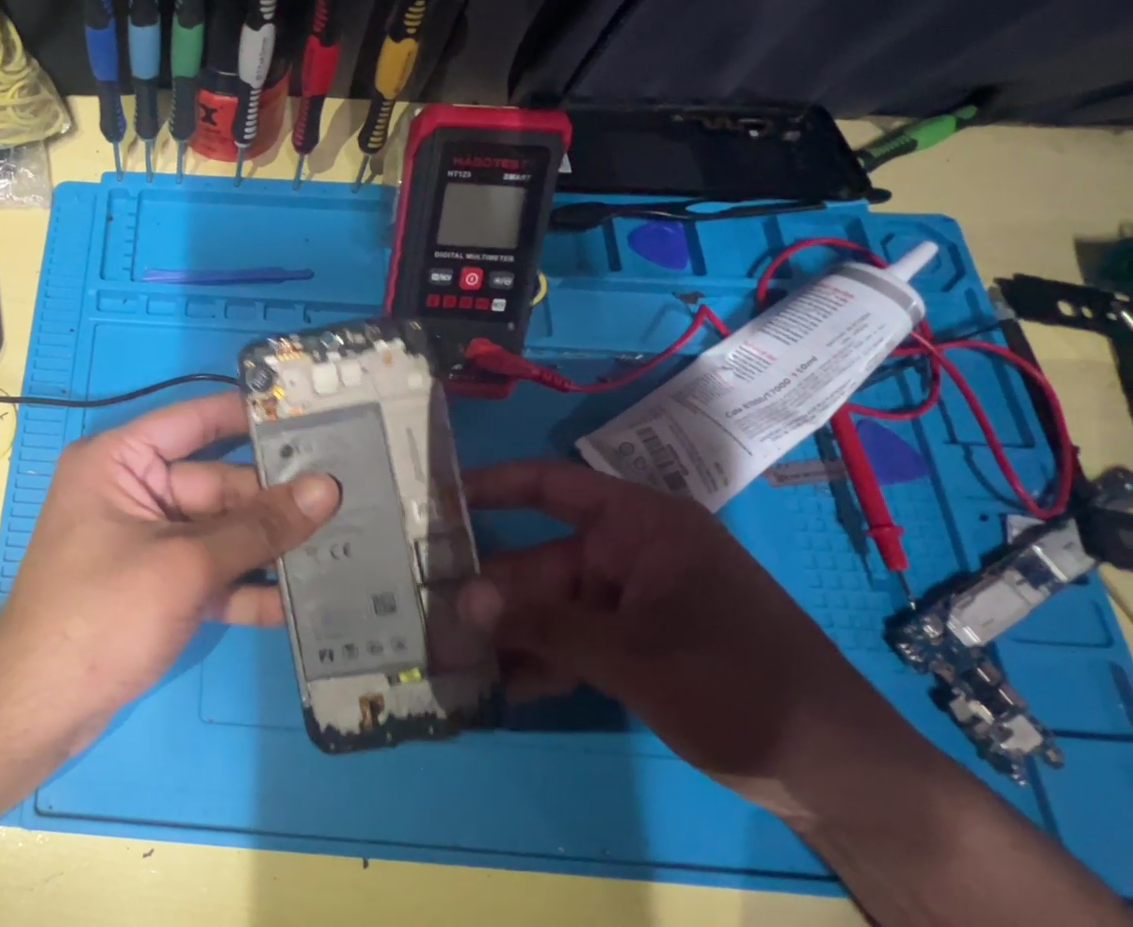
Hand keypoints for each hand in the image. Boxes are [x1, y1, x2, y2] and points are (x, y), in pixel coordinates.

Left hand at [0, 393, 339, 745]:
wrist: (40, 707)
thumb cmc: (102, 614)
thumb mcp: (185, 565)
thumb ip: (258, 528)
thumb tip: (326, 490)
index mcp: (118, 461)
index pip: (194, 421)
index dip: (249, 417)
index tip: (310, 414)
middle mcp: (132, 492)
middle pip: (217, 485)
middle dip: (275, 501)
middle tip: (351, 497)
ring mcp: (146, 543)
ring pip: (221, 533)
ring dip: (271, 547)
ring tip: (345, 543)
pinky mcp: (157, 587)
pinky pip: (212, 574)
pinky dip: (248, 587)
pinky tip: (306, 599)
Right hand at [455, 461, 900, 785]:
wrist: (838, 773)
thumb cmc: (740, 685)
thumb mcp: (633, 655)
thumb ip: (543, 624)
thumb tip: (459, 600)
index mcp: (641, 528)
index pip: (552, 487)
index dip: (491, 486)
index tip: (431, 499)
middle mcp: (630, 557)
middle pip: (537, 562)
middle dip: (485, 594)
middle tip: (422, 619)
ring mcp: (632, 605)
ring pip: (549, 609)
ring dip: (504, 636)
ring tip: (445, 661)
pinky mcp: (636, 648)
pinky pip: (572, 644)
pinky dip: (539, 663)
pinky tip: (495, 690)